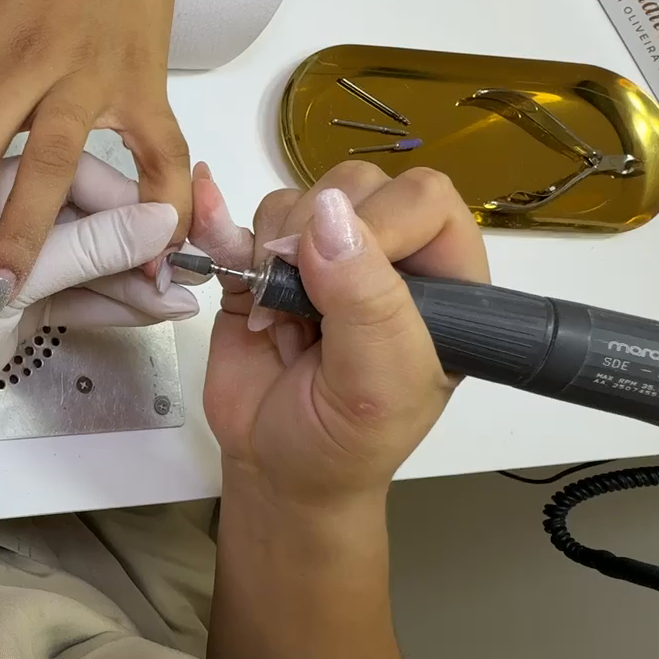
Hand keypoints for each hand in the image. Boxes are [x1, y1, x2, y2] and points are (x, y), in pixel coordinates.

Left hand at [0, 153, 194, 450]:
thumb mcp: (10, 283)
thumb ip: (84, 248)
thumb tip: (158, 222)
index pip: (83, 177)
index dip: (129, 210)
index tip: (167, 242)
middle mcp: (13, 212)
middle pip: (94, 220)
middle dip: (138, 249)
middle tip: (179, 276)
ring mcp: (20, 259)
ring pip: (90, 262)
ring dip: (131, 283)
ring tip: (179, 303)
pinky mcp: (24, 300)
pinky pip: (77, 297)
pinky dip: (110, 307)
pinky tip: (151, 314)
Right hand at [192, 162, 489, 506]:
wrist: (272, 469)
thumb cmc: (342, 441)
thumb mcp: (374, 383)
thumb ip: (364, 299)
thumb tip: (325, 211)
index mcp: (439, 285)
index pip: (422, 203)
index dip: (378, 221)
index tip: (333, 275)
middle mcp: (379, 263)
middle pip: (353, 188)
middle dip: (312, 232)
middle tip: (293, 297)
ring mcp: (313, 265)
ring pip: (294, 202)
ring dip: (270, 247)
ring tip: (270, 311)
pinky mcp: (256, 273)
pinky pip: (238, 226)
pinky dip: (220, 231)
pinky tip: (222, 256)